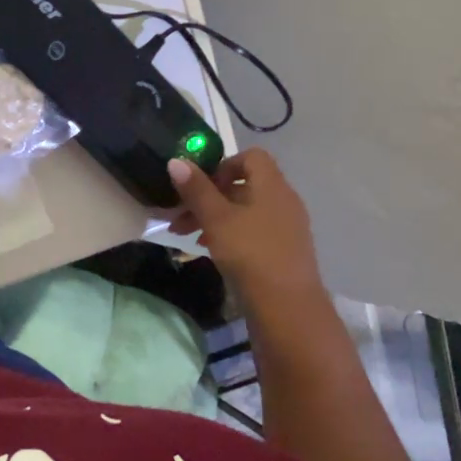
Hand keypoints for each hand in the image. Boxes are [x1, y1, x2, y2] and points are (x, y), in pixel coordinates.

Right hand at [168, 148, 325, 300]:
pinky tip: (210, 251)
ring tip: (186, 237)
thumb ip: (196, 190)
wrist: (285, 303)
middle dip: (207, 198)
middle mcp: (282, 200)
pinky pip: (252, 231)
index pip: (250, 157)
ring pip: (244, 211)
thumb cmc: (250, 254)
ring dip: (214, 219)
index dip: (222, 165)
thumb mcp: (217, 220)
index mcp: (271, 185)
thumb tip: (175, 161)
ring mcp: (285, 226)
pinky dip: (229, 234)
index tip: (197, 186)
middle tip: (179, 218)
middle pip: (243, 186)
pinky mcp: (282, 249)